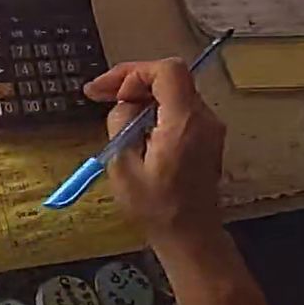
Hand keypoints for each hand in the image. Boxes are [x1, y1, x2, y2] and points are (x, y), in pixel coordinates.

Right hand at [83, 58, 226, 242]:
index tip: (106, 92)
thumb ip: (121, 125)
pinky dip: (150, 106)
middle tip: (96, 94)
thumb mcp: (123, 165)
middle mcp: (203, 118)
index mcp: (183, 123)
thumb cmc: (153, 206)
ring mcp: (207, 126)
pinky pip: (176, 107)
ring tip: (109, 109)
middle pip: (169, 77)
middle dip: (130, 80)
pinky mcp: (204, 135)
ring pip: (172, 90)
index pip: (167, 71)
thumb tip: (123, 105)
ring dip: (138, 94)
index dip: (132, 73)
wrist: (189, 233)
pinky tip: (129, 122)